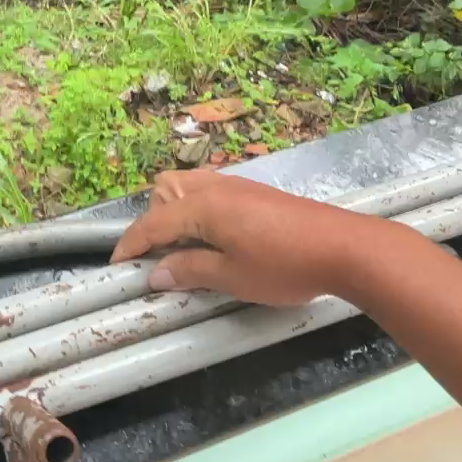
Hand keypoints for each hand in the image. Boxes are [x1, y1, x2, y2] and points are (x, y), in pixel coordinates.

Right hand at [111, 169, 412, 305]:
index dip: (132, 244)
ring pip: (187, 185)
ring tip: (186, 244)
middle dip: (153, 219)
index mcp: (201, 206)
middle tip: (162, 255)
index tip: (117, 263)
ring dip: (174, 210)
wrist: (344, 247)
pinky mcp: (254, 191)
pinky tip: (215, 235)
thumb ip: (189, 271)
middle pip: (165, 190)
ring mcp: (235, 185)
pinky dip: (196, 207)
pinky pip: (208, 189)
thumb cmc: (284, 265)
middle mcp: (213, 187)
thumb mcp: (232, 277)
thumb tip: (155, 274)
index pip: (153, 223)